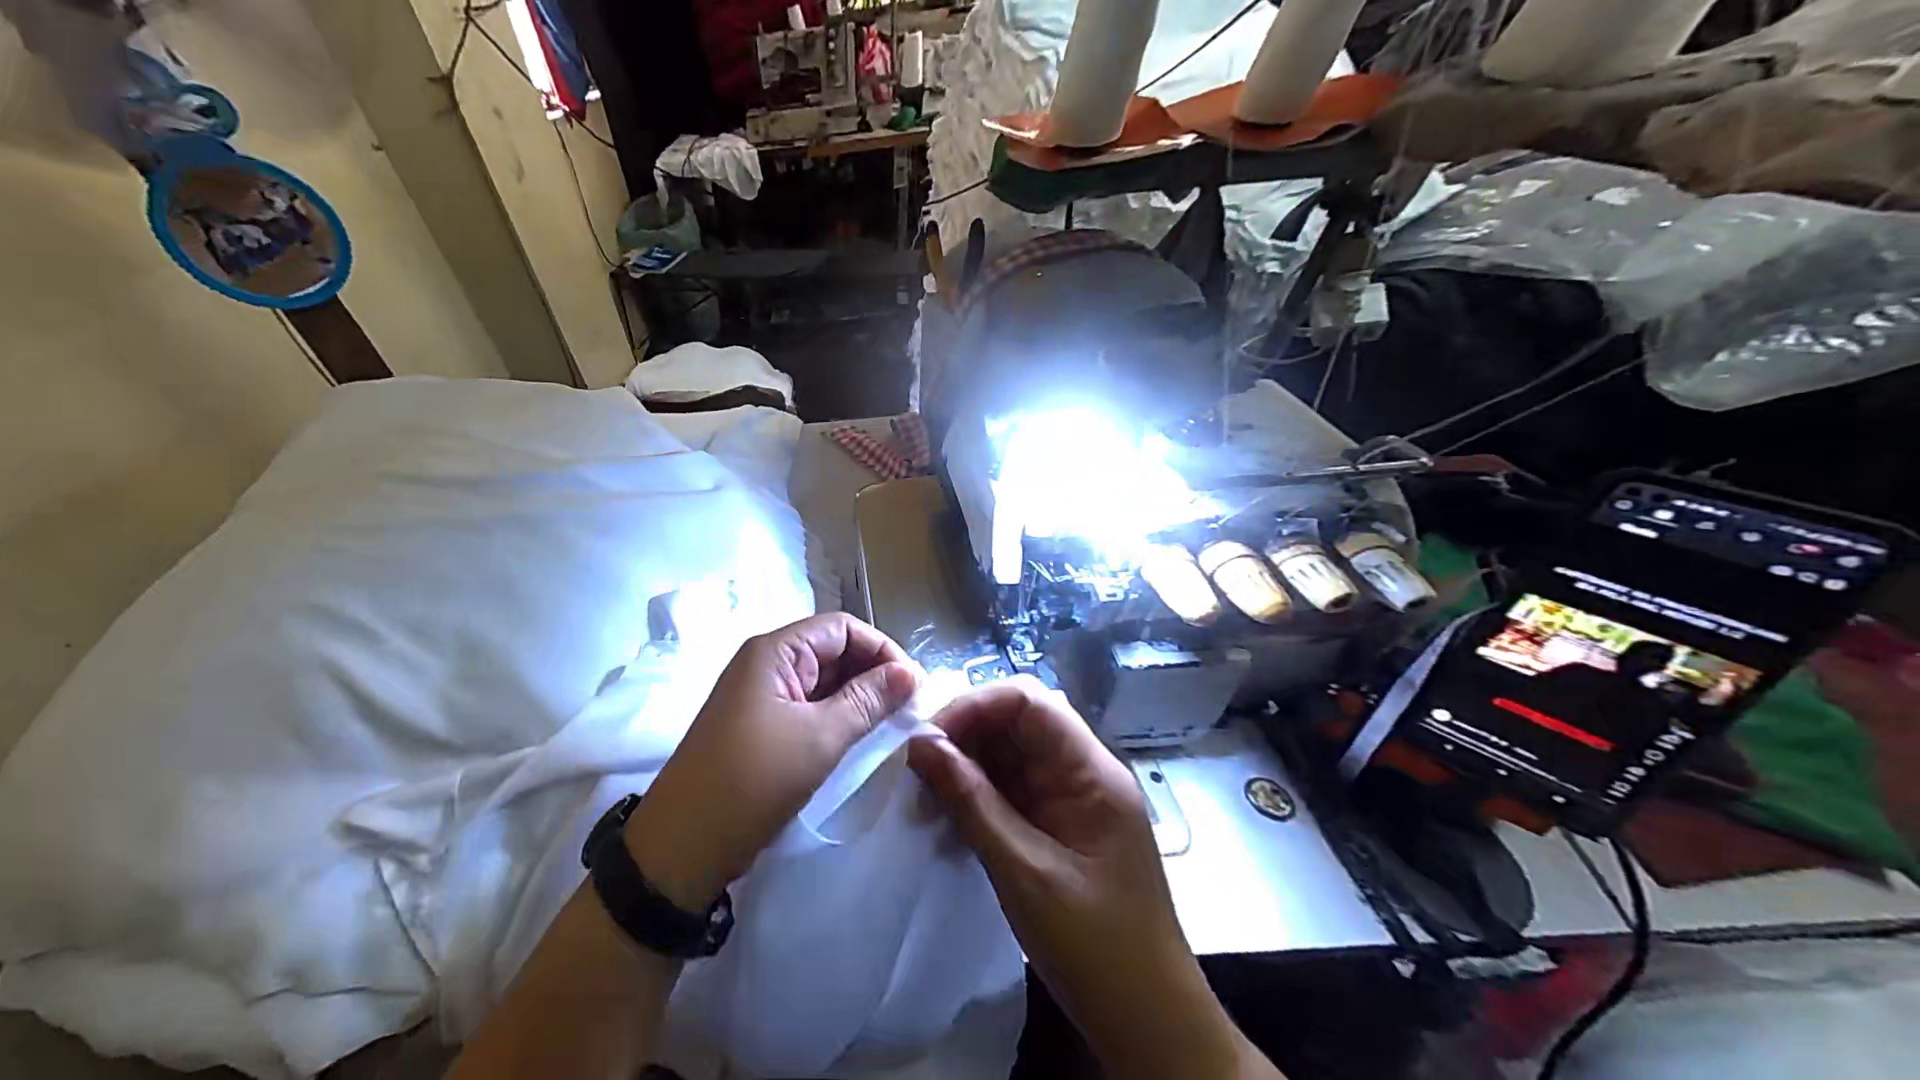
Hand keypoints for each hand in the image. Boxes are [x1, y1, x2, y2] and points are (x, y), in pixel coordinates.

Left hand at [624, 613, 919, 910]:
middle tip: (910, 708)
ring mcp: (764, 696)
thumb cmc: (753, 781)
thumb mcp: (820, 738)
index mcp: (775, 651)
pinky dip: (840, 717)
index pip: (843, 628)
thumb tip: (911, 673)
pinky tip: (864, 737)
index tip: (913, 685)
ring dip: (860, 697)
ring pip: (825, 681)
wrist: (683, 849)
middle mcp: (768, 664)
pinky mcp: (764, 727)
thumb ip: (869, 700)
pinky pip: (812, 707)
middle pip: (834, 651)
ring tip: (894, 724)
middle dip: (875, 674)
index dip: (882, 649)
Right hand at [907, 678, 1280, 1079]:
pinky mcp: (1060, 825)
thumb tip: (922, 745)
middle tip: (916, 770)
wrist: (1147, 1018)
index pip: (1029, 702)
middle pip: (1019, 723)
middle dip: (965, 736)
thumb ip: (972, 802)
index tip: (927, 739)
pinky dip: (979, 796)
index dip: (975, 706)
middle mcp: (1084, 771)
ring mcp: (1073, 799)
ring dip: (967, 767)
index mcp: (1091, 770)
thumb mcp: (1023, 870)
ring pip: (1012, 756)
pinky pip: (1014, 790)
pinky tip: (947, 815)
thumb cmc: (1094, 945)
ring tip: (923, 794)